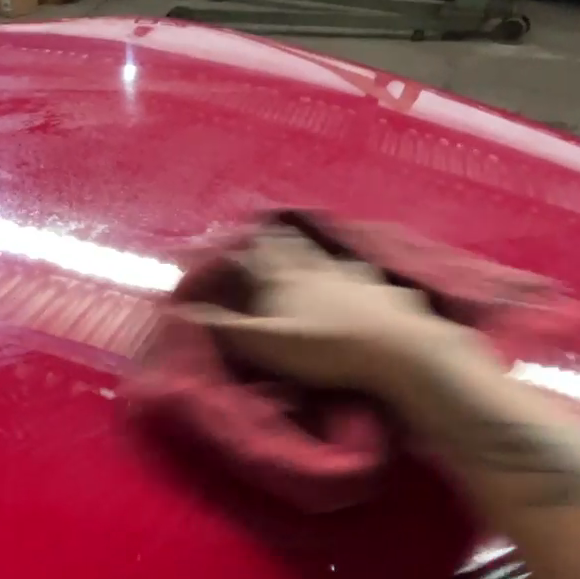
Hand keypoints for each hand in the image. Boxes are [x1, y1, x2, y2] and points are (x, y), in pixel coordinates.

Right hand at [175, 233, 490, 402]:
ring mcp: (353, 276)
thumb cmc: (323, 348)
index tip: (224, 234)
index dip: (238, 244)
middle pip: (289, 246)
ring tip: (302, 239)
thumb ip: (222, 325)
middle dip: (272, 237)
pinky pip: (361, 273)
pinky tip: (358, 271)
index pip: (255, 253)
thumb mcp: (263, 342)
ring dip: (309, 246)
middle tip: (263, 227)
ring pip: (324, 254)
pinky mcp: (384, 290)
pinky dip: (350, 269)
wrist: (399, 351)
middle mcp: (316, 268)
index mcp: (284, 278)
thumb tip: (180, 308)